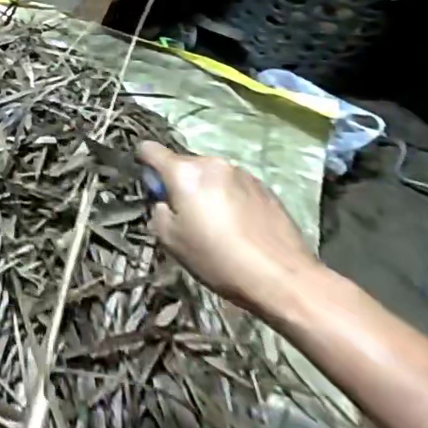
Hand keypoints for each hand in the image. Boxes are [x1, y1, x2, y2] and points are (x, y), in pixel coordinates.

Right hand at [136, 141, 326, 322]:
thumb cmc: (219, 259)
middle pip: (184, 165)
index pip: (151, 149)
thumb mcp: (172, 241)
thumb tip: (166, 201)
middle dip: (181, 183)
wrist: (283, 277)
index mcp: (184, 172)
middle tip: (189, 217)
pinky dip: (231, 198)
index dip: (144, 162)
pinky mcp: (264, 186)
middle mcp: (212, 163)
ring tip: (219, 225)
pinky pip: (235, 185)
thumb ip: (159, 211)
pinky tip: (241, 227)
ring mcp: (241, 172)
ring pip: (212, 175)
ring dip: (208, 190)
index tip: (152, 184)